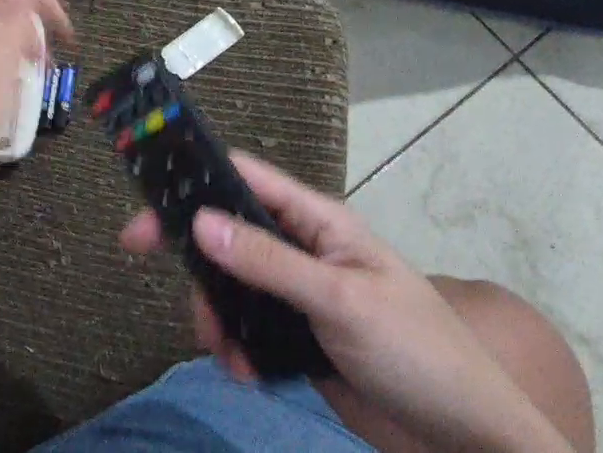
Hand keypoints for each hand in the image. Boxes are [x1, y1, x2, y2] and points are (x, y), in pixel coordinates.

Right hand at [121, 153, 570, 452]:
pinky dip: (233, 346)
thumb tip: (200, 221)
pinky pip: (245, 327)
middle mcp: (301, 249)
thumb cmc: (416, 352)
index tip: (147, 190)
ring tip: (222, 350)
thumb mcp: (340, 301)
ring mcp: (297, 294)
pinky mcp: (295, 337)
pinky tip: (244, 373)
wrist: (464, 440)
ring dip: (214, 312)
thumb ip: (269, 261)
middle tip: (138, 253)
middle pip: (226, 231)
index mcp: (318, 222)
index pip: (245, 178)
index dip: (194, 176)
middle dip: (191, 251)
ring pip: (228, 284)